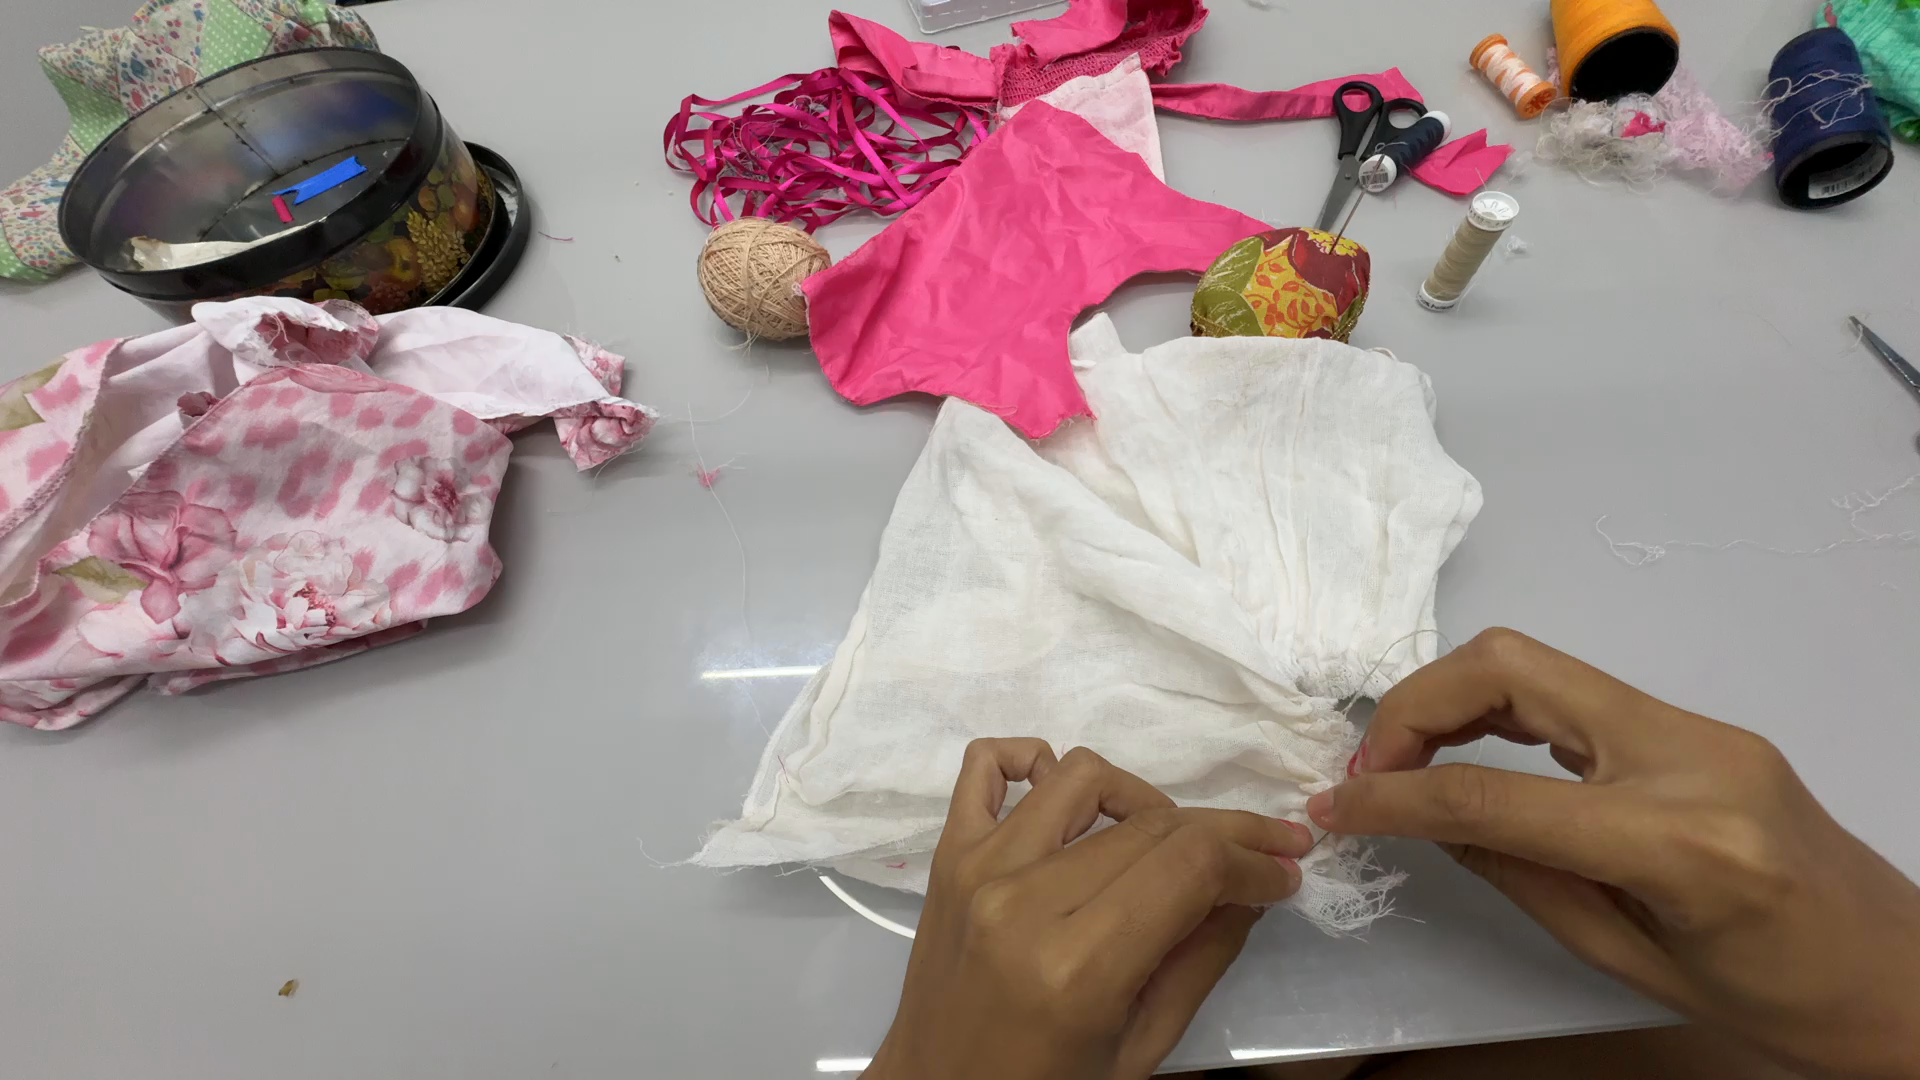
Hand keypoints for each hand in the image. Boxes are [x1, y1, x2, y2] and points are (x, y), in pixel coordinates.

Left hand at [864, 740, 1310, 1079]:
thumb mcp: (1141, 1047)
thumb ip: (1200, 956)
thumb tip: (1253, 884)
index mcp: (1075, 968)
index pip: (1187, 867)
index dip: (1251, 858)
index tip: (1284, 866)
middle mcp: (1022, 898)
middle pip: (1146, 823)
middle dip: (1221, 832)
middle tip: (1253, 854)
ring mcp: (977, 863)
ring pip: (1079, 774)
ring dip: (1138, 795)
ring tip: (1158, 837)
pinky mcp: (948, 847)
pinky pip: (984, 762)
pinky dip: (1028, 757)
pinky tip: (1058, 792)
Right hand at [1309, 629, 1919, 1079]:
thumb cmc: (1777, 1004)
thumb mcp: (1619, 955)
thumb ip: (1505, 866)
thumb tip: (1409, 810)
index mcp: (1681, 842)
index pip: (1490, 796)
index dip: (1393, 795)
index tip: (1334, 804)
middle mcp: (1686, 753)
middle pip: (1502, 670)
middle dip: (1410, 707)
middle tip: (1369, 764)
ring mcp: (1687, 723)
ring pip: (1520, 658)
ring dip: (1438, 697)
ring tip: (1402, 754)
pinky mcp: (1677, 719)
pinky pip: (1552, 683)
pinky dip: (1481, 703)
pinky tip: (1458, 742)